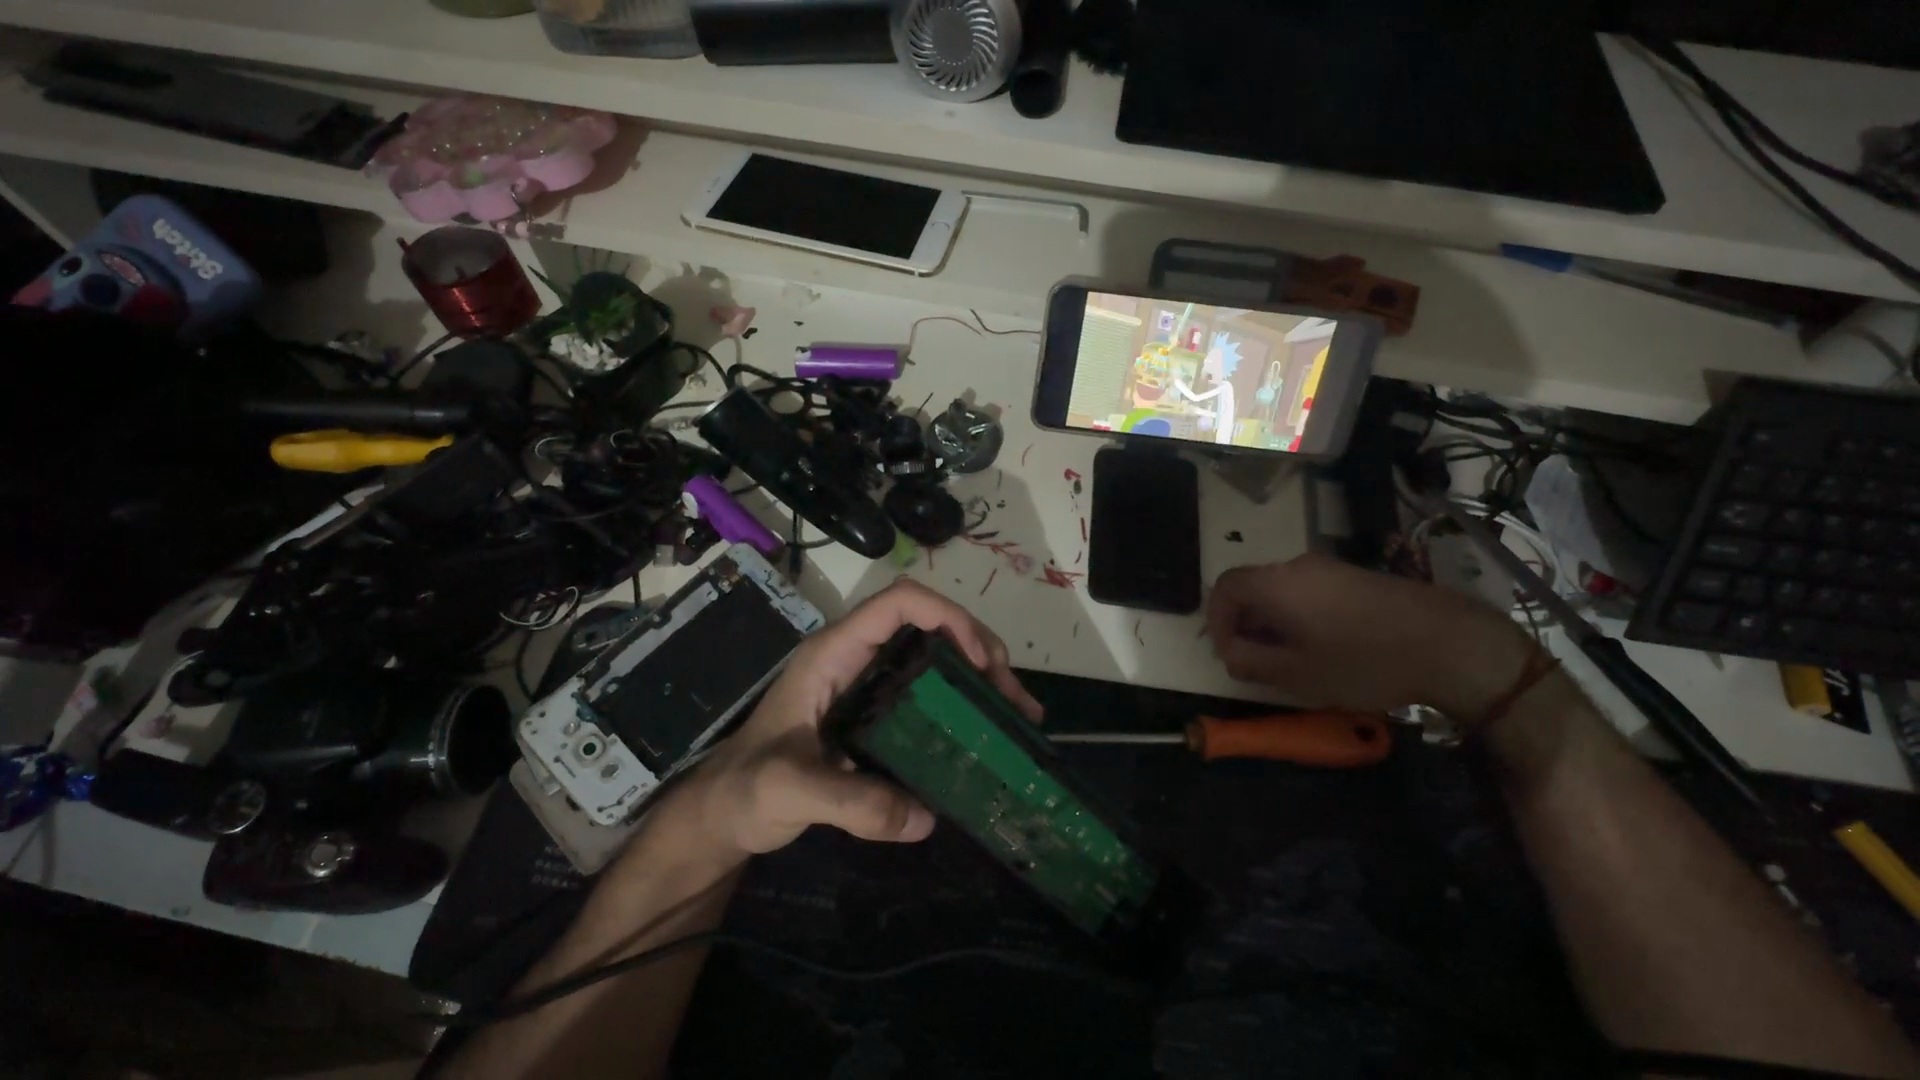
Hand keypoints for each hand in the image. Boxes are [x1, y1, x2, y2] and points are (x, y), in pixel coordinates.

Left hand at [674, 580, 1041, 857]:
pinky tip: (987, 738)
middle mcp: (856, 661)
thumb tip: (925, 817)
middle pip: (929, 629)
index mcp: (834, 654)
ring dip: (979, 681)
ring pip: (934, 663)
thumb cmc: (744, 789)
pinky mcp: (875, 720)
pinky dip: (963, 711)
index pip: (899, 605)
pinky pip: (929, 700)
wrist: (722, 816)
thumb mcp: (790, 790)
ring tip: (1019, 716)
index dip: (948, 617)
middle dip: (979, 652)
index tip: (984, 661)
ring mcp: (867, 690)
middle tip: (1014, 699)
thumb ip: (849, 801)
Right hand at [1207, 553, 1539, 720]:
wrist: (1451, 645)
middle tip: (1256, 664)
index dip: (1215, 622)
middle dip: (1244, 625)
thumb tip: (1230, 653)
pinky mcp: (1358, 579)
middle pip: (1253, 587)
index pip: (1224, 588)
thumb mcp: (1298, 674)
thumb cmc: (1364, 662)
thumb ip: (1252, 662)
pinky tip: (1324, 649)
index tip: (1230, 656)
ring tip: (1290, 661)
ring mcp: (1332, 570)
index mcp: (1278, 584)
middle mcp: (1300, 567)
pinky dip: (1300, 618)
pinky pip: (1310, 593)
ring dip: (1273, 624)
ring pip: (1282, 592)